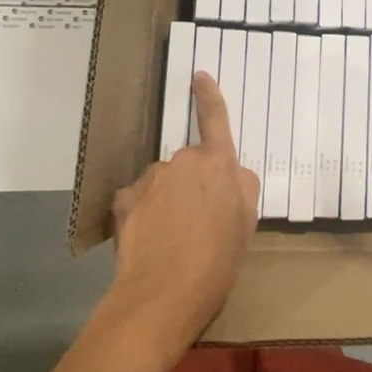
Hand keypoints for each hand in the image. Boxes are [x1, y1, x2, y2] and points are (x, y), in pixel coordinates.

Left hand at [109, 71, 260, 342]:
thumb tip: (231, 175)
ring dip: (167, 202)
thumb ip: (241, 190)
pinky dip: (142, 215)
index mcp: (219, 164)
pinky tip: (147, 242)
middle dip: (192, 185)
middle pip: (190, 165)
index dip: (209, 97)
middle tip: (198, 224)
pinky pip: (138, 201)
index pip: (216, 120)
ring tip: (171, 241)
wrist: (164, 294)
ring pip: (163, 183)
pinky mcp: (125, 199)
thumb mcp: (246, 226)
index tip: (199, 76)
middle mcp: (183, 162)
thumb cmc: (217, 261)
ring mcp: (151, 178)